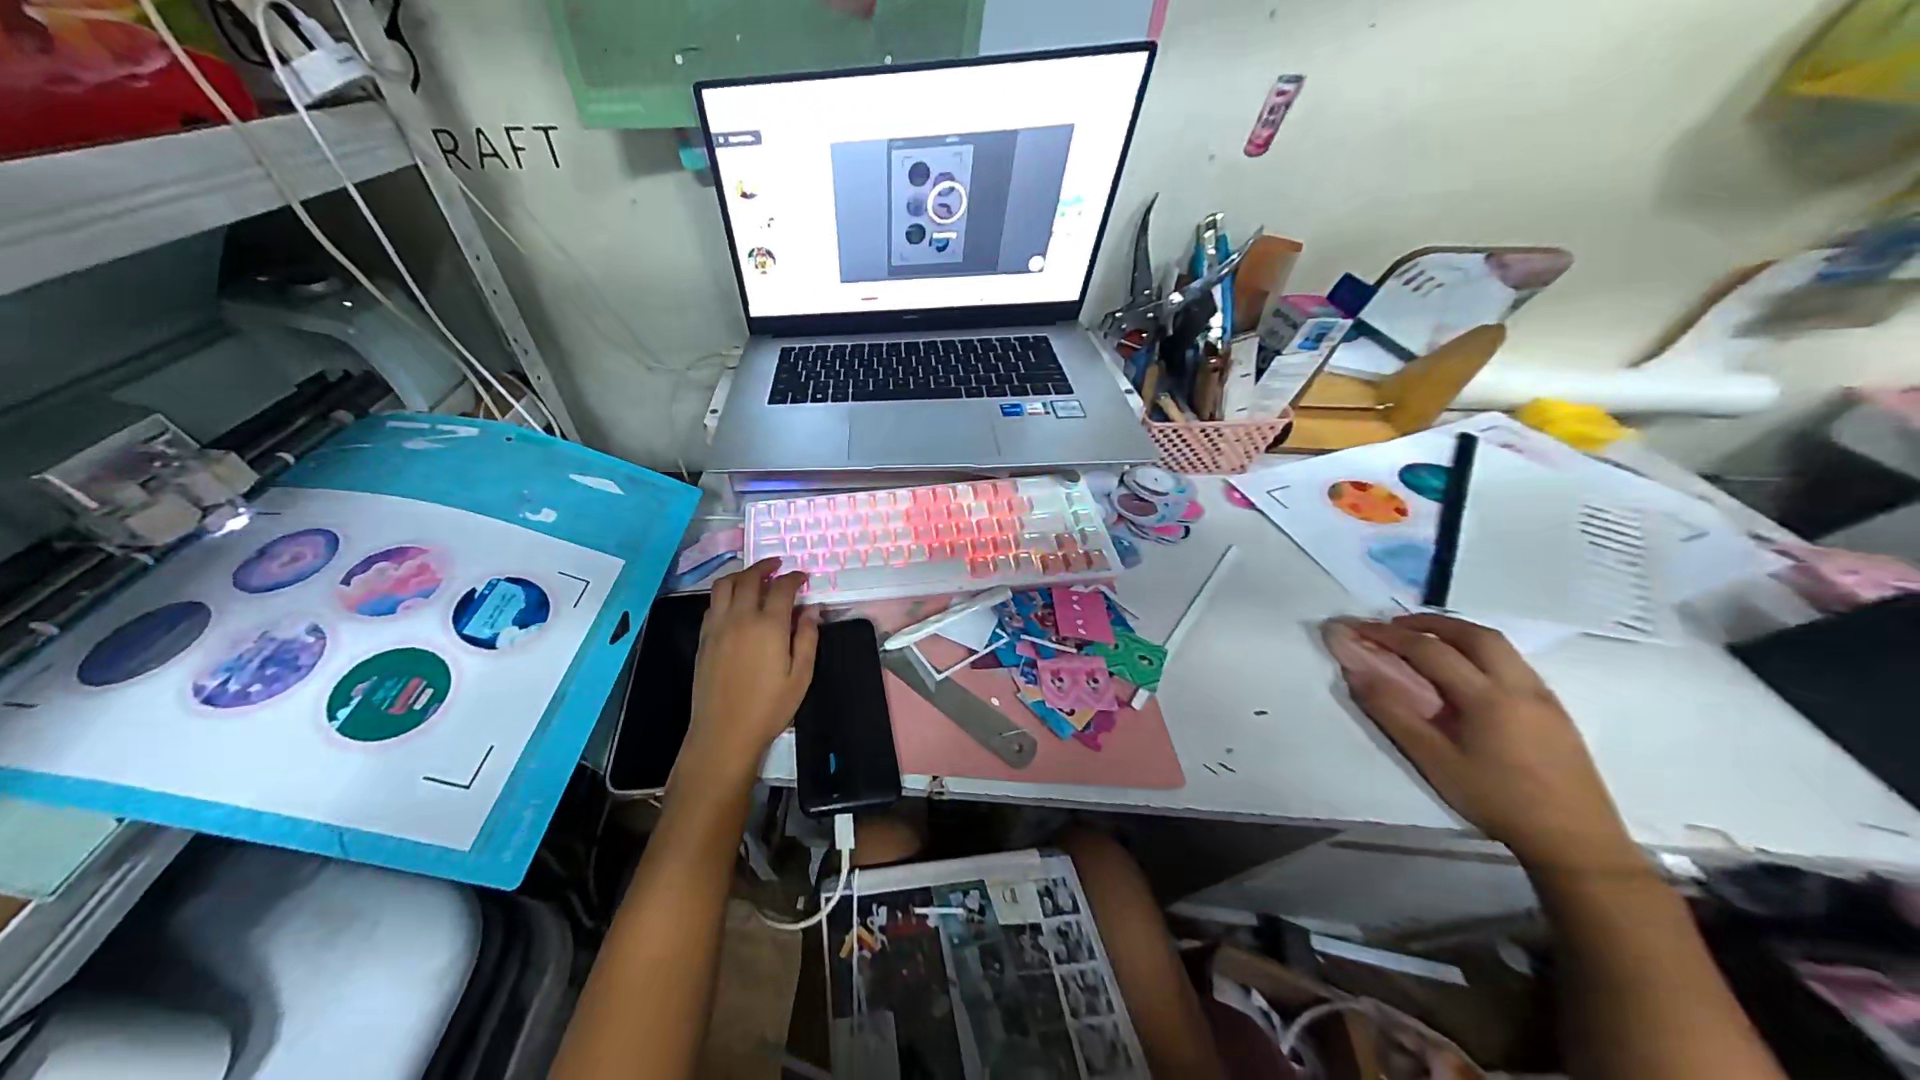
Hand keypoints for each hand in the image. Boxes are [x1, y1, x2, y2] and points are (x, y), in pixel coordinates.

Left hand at [678, 559, 820, 791]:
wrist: (724, 732)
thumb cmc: (769, 706)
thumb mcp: (801, 675)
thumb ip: (807, 637)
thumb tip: (812, 609)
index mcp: (768, 625)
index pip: (782, 588)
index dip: (794, 578)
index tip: (803, 577)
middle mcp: (739, 618)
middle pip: (749, 578)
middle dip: (765, 566)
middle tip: (778, 566)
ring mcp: (717, 626)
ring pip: (724, 585)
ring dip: (741, 574)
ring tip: (755, 577)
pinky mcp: (704, 638)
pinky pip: (712, 603)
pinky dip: (726, 593)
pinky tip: (736, 603)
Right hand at [1323, 614, 1636, 871]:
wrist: (1575, 841)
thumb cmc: (1497, 800)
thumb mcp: (1434, 761)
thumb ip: (1394, 713)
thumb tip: (1357, 673)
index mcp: (1487, 697)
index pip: (1430, 650)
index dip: (1390, 635)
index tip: (1359, 628)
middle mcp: (1519, 685)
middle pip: (1473, 634)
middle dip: (1430, 623)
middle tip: (1395, 626)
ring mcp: (1543, 695)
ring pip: (1498, 644)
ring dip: (1458, 632)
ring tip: (1426, 640)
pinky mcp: (1554, 708)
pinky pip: (1512, 661)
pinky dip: (1479, 650)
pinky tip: (1465, 671)